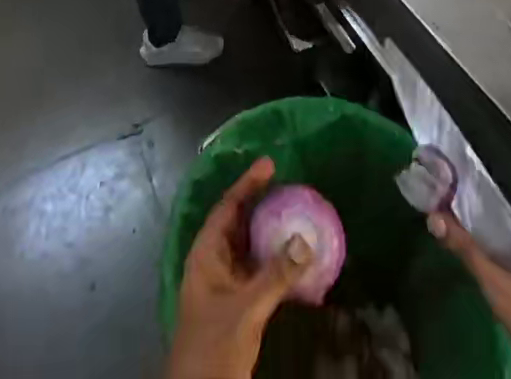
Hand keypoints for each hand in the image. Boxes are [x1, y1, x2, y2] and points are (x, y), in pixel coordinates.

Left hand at [165, 157, 310, 378]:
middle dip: (262, 202)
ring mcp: (225, 283)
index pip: (227, 207)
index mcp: (206, 254)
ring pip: (249, 245)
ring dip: (271, 231)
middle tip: (290, 186)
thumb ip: (275, 276)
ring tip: (298, 213)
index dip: (247, 184)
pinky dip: (277, 260)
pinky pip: (259, 269)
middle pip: (238, 222)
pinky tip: (299, 259)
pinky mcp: (238, 303)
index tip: (270, 164)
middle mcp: (214, 262)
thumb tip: (305, 241)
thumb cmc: (213, 345)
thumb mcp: (246, 309)